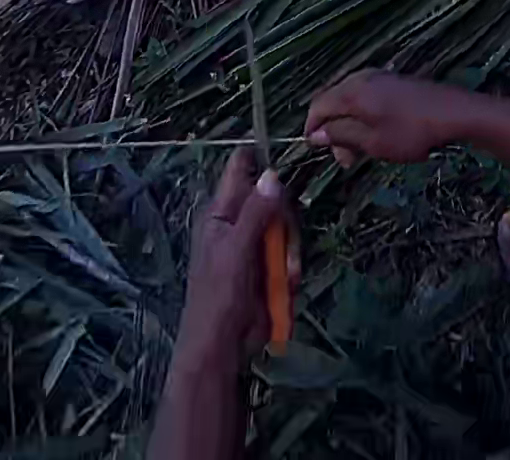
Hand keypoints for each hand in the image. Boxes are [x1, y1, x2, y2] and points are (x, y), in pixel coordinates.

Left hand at [175, 150, 292, 369]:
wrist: (221, 351)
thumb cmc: (217, 299)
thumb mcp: (236, 253)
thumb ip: (256, 213)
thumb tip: (272, 174)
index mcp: (221, 212)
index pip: (240, 168)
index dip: (261, 158)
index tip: (284, 162)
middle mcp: (239, 221)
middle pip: (274, 197)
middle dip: (286, 223)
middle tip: (287, 248)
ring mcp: (254, 242)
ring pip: (286, 225)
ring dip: (291, 252)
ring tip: (287, 278)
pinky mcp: (268, 264)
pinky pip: (289, 251)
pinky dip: (291, 268)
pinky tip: (286, 286)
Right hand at [304, 70, 484, 166]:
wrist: (453, 112)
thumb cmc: (410, 131)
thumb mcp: (372, 141)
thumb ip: (341, 135)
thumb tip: (315, 134)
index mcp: (351, 91)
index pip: (318, 106)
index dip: (313, 128)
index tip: (318, 152)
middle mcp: (360, 78)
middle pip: (333, 102)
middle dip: (334, 131)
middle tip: (348, 161)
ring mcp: (378, 76)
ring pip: (350, 100)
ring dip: (350, 125)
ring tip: (363, 151)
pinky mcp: (392, 81)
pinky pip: (366, 96)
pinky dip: (363, 116)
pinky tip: (377, 133)